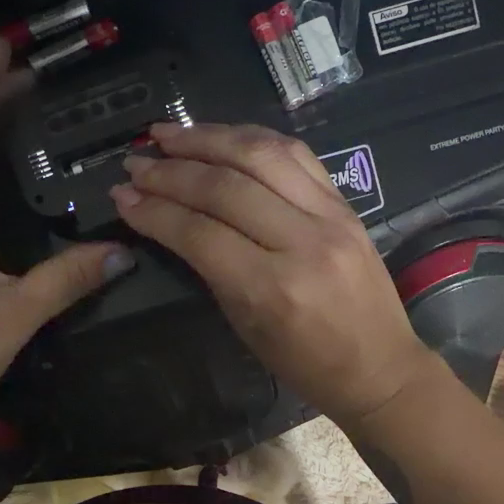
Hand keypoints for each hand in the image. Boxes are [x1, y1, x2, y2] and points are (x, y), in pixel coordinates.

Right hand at [112, 123, 436, 425]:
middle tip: (136, 162)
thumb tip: (170, 223)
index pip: (200, 233)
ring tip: (169, 135)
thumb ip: (212, 273)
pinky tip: (224, 137)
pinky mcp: (347, 206)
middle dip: (172, 170)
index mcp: (272, 290)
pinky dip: (254, 140)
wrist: (380, 369)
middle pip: (225, 187)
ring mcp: (330, 219)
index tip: (122, 197)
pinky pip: (296, 156)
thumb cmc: (308, 366)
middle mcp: (302, 244)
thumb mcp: (248, 330)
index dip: (154, 211)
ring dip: (209, 138)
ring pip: (261, 156)